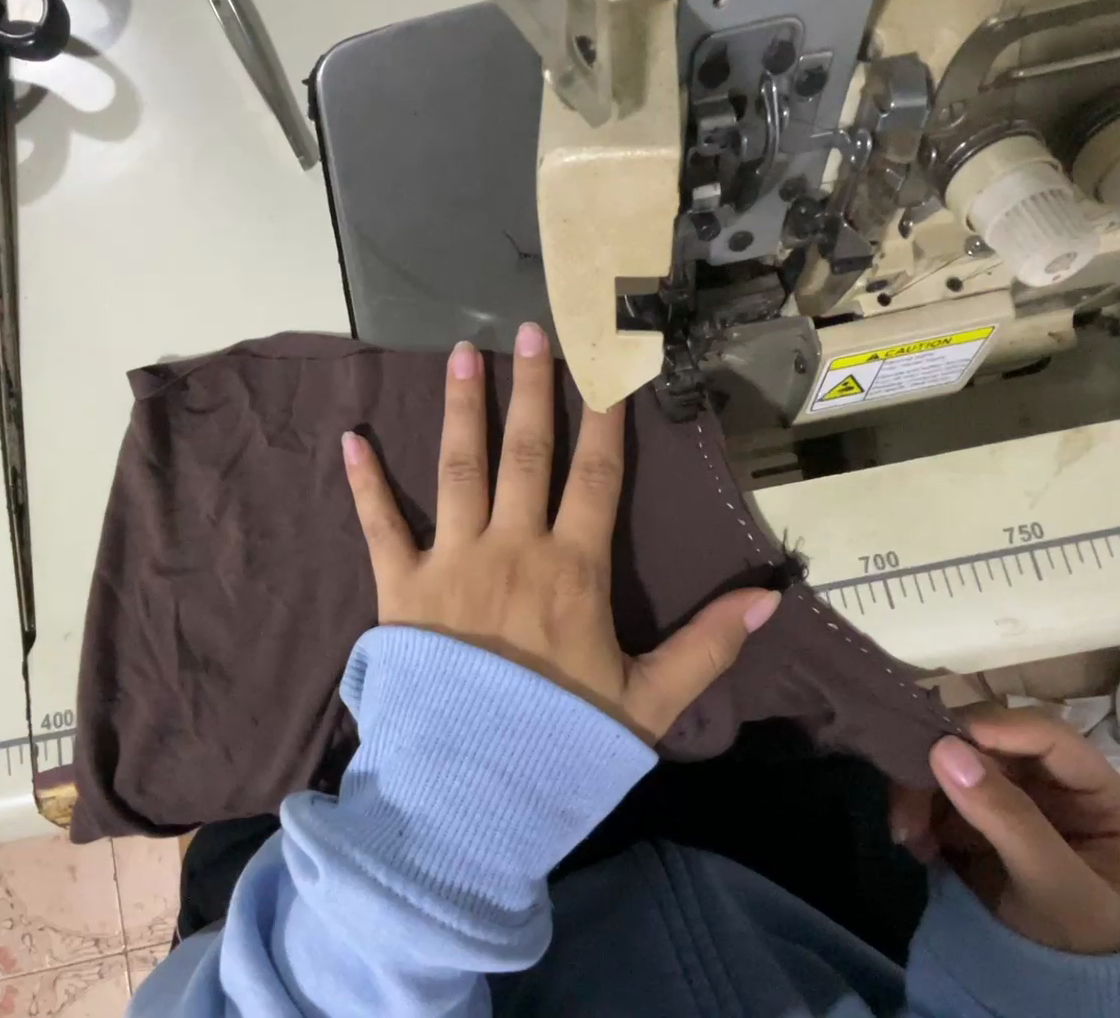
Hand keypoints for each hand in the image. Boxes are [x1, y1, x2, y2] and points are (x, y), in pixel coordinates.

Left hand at [339, 323, 781, 743]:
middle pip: (526, 453)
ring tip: (462, 353)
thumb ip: (707, 645)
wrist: (471, 788)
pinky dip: (365, 482)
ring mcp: (450, 562)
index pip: (596, 476)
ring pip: (458, 469)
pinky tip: (351, 438)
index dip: (605, 417)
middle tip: (532, 330)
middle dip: (532, 389)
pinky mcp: (399, 587)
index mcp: (571, 569)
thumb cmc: (560, 741)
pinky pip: (380, 524)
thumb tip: (769, 596)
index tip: (608, 363)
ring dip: (461, 409)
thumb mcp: (648, 700)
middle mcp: (510, 548)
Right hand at [893, 706, 1119, 954]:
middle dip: (940, 765)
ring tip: (907, 834)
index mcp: (1097, 794)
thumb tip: (944, 748)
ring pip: (950, 764)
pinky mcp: (973, 819)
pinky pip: (933, 793)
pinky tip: (915, 845)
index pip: (1045, 734)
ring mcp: (1009, 800)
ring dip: (918, 791)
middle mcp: (1050, 785)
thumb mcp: (1059, 888)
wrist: (1069, 1002)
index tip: (938, 742)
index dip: (993, 728)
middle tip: (906, 799)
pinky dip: (915, 811)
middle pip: (985, 743)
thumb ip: (1008, 818)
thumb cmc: (1091, 945)